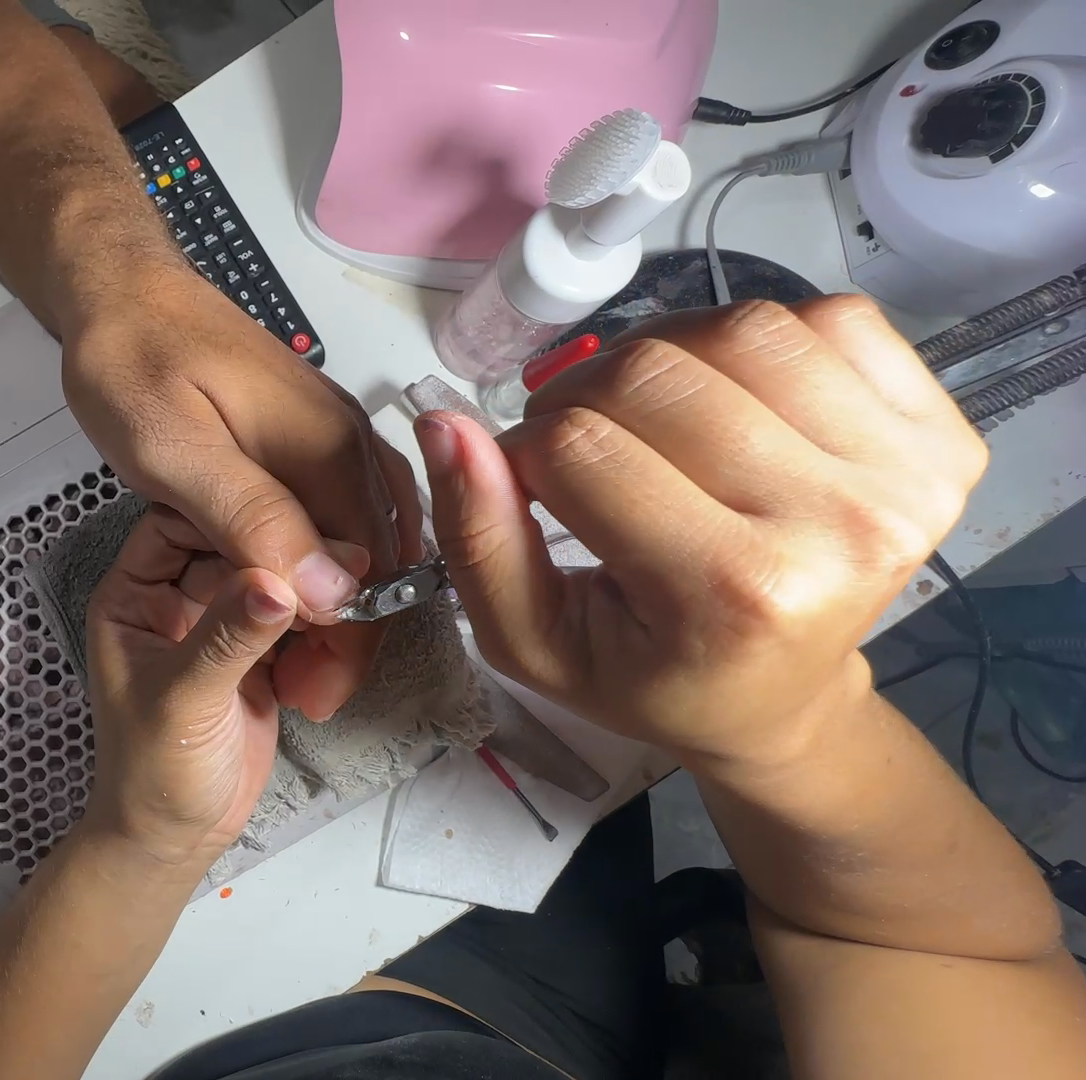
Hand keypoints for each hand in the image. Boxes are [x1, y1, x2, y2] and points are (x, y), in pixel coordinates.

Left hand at [64, 272, 421, 719]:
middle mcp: (347, 444)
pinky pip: (335, 514)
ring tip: (300, 664)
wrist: (120, 293)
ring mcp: (328, 437)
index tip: (308, 692)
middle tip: (305, 692)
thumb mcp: (175, 451)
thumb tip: (332, 592)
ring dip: (339, 606)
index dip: (347, 639)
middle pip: (378, 559)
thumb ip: (252, 517)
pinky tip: (291, 596)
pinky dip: (321, 566)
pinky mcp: (303, 438)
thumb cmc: (133, 368)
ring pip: (363, 540)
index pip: (370, 568)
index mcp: (326, 452)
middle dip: (349, 634)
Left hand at [81, 507, 367, 865]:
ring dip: (309, 584)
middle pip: (232, 545)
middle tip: (344, 558)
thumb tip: (277, 582)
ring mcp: (218, 620)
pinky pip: (292, 614)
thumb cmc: (156, 770)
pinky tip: (348, 622)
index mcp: (134, 592)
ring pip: (268, 576)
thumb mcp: (184, 699)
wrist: (179, 835)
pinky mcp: (255, 649)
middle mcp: (174, 594)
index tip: (289, 518)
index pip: (177, 523)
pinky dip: (320, 618)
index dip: (228, 514)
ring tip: (356, 590)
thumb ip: (227, 639)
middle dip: (283, 551)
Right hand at [419, 297, 986, 767]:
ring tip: (637, 421)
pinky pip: (824, 319)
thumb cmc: (639, 677)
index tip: (522, 491)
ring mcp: (905, 471)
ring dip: (651, 359)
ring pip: (732, 329)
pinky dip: (743, 342)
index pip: (577, 448)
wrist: (774, 696)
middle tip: (570, 453)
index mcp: (726, 591)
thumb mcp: (524, 638)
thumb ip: (474, 536)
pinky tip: (717, 401)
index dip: (517, 453)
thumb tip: (441, 422)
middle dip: (573, 401)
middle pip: (648, 375)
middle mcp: (836, 523)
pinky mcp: (941, 433)